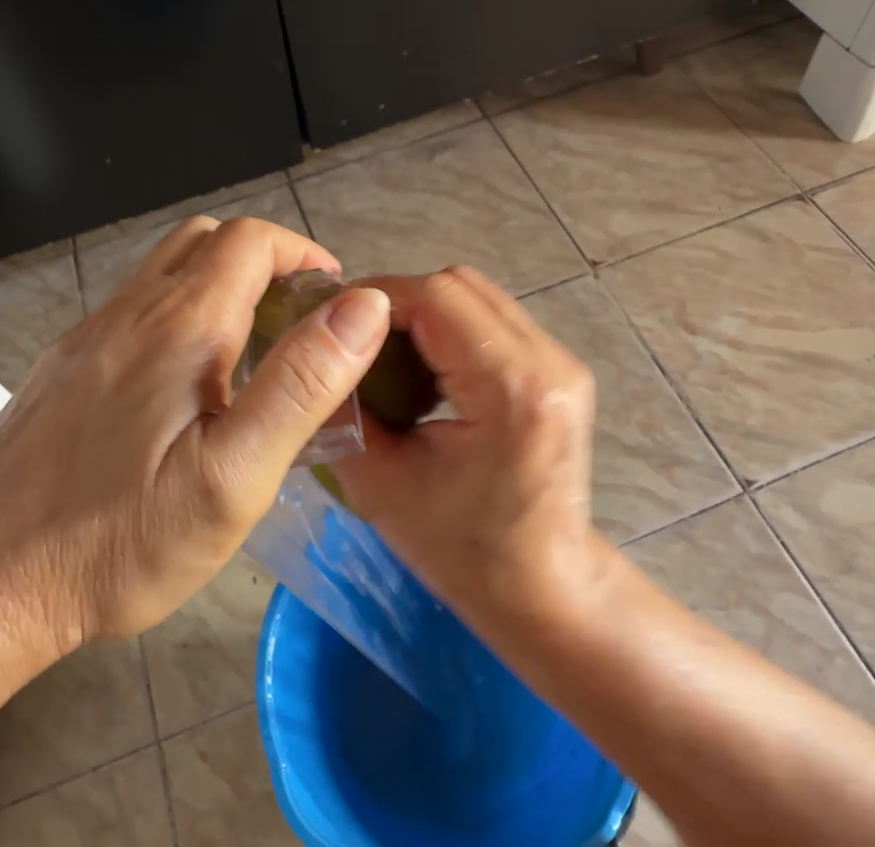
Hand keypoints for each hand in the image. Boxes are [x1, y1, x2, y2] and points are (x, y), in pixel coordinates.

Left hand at [0, 217, 390, 683]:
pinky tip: (185, 393)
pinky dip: (179, 318)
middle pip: (205, 241)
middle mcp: (127, 315)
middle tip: (300, 325)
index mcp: (180, 327)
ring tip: (253, 356)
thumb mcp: (234, 475)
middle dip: (266, 262)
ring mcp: (85, 341)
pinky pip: (132, 314)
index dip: (304, 253)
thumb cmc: (118, 542)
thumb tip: (363, 306)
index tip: (336, 300)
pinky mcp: (61, 372)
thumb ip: (302, 384)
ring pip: (164, 274)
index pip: (251, 240)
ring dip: (221, 287)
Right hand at [338, 266, 607, 618]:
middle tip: (351, 346)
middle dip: (396, 304)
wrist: (544, 589)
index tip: (326, 326)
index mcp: (511, 387)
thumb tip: (312, 352)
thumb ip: (343, 409)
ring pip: (476, 298)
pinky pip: (492, 323)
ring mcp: (562, 362)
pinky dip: (448, 333)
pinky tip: (424, 377)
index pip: (435, 296)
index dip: (373, 298)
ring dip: (423, 318)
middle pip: (459, 285)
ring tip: (384, 362)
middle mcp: (548, 361)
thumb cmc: (462, 552)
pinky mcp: (559, 372)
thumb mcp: (381, 486)